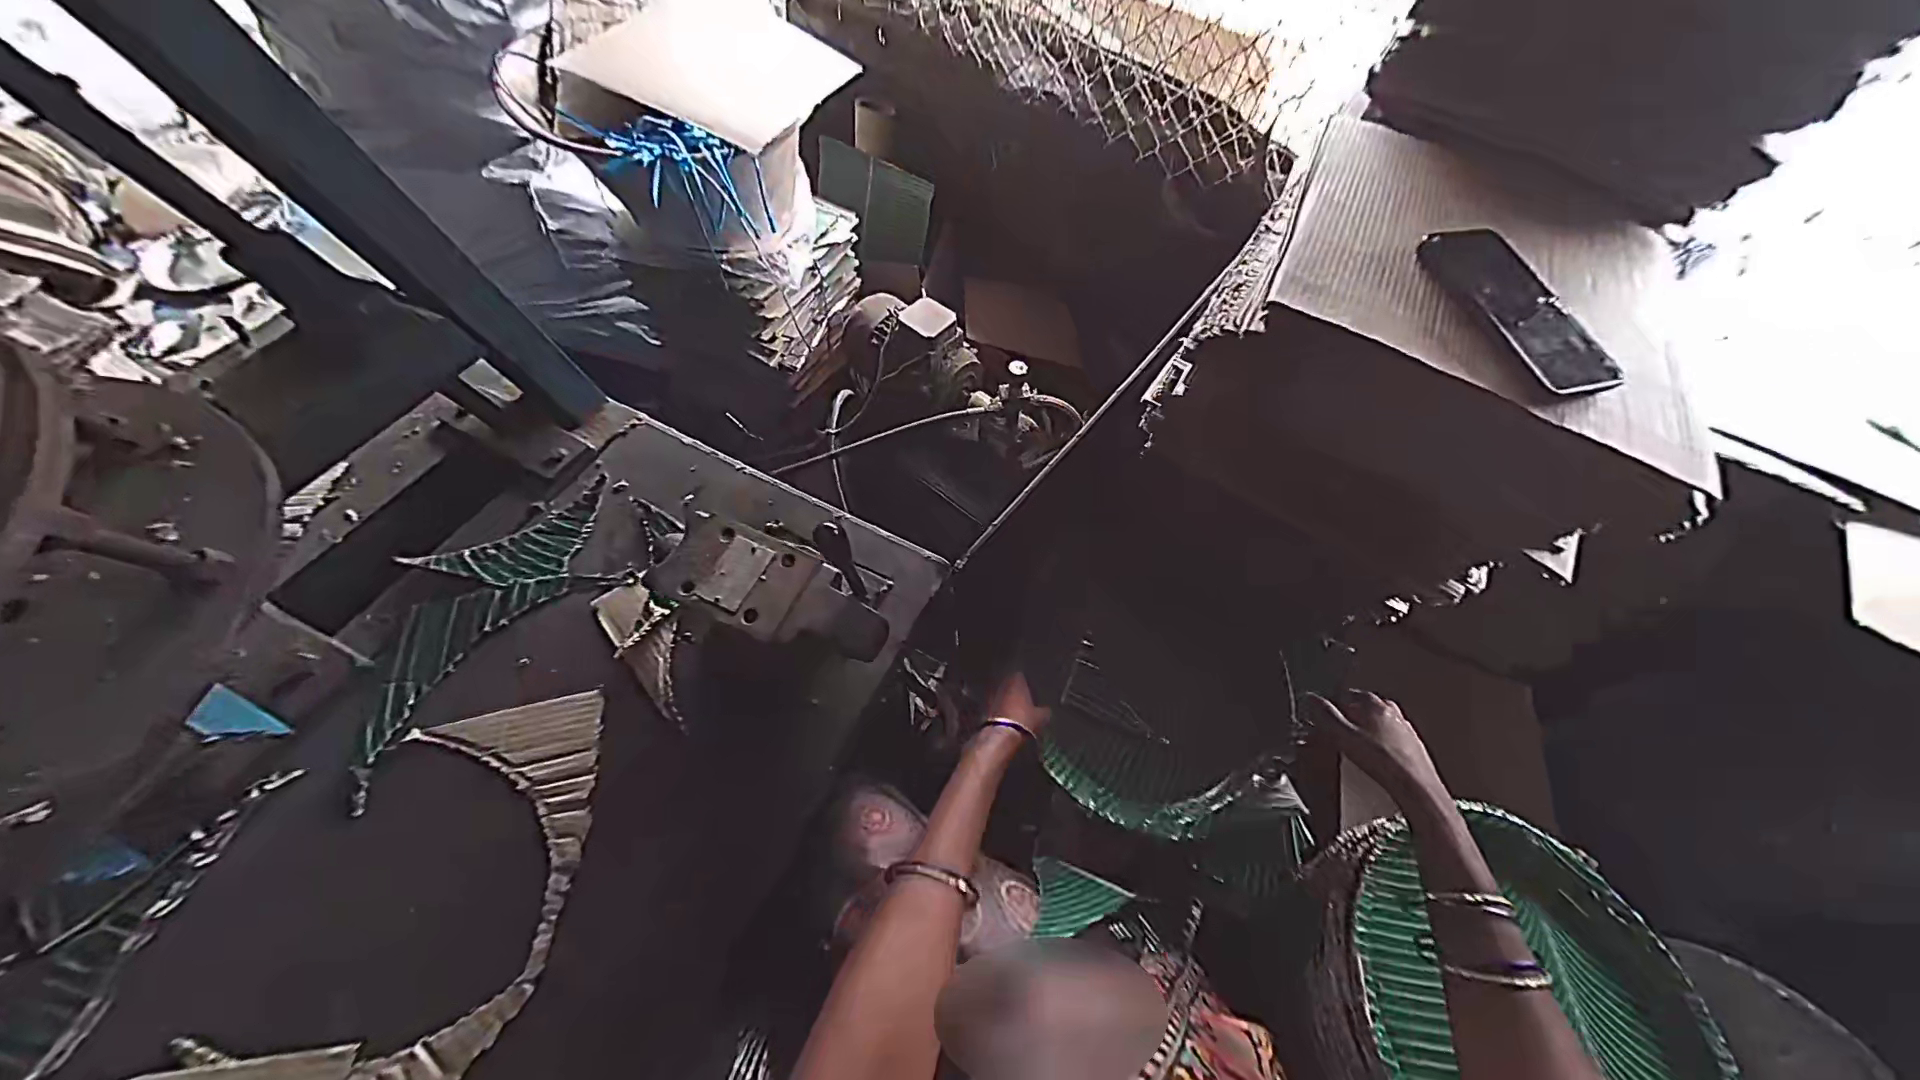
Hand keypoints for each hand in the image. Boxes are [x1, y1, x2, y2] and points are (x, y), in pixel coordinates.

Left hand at [983, 671, 1050, 739]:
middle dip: (1014, 690)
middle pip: (1009, 684)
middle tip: (1023, 700)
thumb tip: (1046, 710)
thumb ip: (1044, 710)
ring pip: (1001, 694)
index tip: (1030, 690)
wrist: (1001, 733)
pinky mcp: (985, 707)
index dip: (1025, 682)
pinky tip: (1006, 717)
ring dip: (1006, 699)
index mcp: (1017, 681)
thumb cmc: (1024, 719)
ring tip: (1014, 710)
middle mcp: (1002, 684)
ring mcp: (992, 695)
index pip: (1021, 675)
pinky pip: (995, 704)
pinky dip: (999, 708)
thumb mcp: (1041, 717)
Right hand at [1304, 690, 1448, 811]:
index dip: (1329, 708)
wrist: (1418, 789)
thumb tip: (1311, 699)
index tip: (1322, 720)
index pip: (1345, 695)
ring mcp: (1404, 730)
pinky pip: (1387, 741)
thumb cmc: (1385, 762)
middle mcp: (1392, 713)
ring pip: (1375, 725)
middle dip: (1346, 721)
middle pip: (1361, 710)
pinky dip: (1377, 748)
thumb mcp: (1343, 736)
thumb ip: (1324, 715)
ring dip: (1362, 734)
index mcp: (1375, 704)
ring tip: (1353, 752)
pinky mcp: (1412, 748)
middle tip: (1336, 736)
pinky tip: (1372, 763)